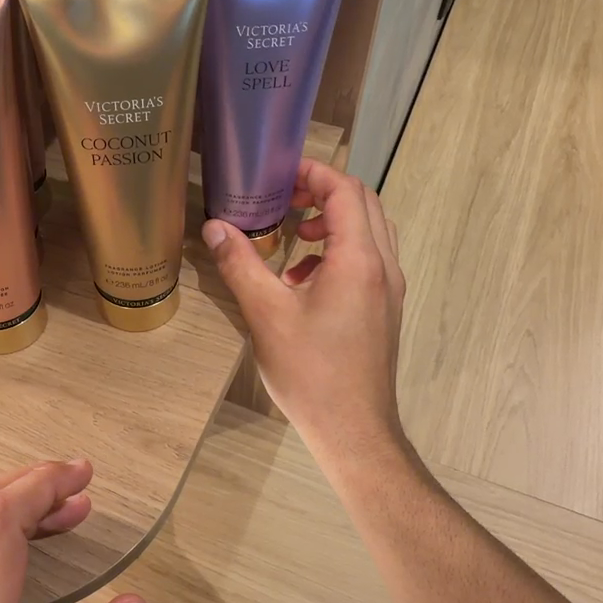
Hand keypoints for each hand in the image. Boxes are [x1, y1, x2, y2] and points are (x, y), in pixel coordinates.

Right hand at [202, 159, 406, 451]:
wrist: (353, 430)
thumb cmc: (310, 372)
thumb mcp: (266, 315)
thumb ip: (240, 264)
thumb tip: (215, 227)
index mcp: (358, 259)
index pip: (345, 191)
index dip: (313, 172)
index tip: (279, 174)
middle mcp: (383, 267)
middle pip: (364, 204)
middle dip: (323, 192)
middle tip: (284, 198)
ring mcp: (388, 290)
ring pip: (370, 232)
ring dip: (333, 222)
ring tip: (293, 238)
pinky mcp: (383, 311)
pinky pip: (368, 261)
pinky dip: (338, 252)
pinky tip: (302, 281)